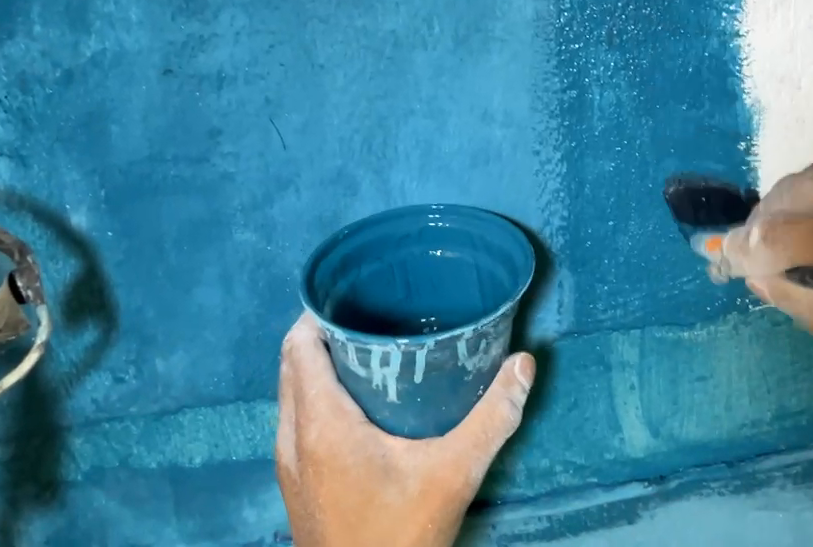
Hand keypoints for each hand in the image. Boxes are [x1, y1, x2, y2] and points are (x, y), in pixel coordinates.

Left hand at [276, 312, 535, 546]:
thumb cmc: (400, 534)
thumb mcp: (454, 474)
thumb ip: (491, 417)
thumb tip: (524, 363)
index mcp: (319, 423)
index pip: (298, 345)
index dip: (318, 310)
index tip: (356, 290)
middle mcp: (292, 435)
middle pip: (292, 362)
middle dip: (324, 330)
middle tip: (372, 312)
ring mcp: (288, 462)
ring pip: (291, 390)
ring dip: (318, 362)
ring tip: (368, 346)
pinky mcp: (295, 482)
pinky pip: (296, 416)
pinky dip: (316, 392)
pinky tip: (361, 399)